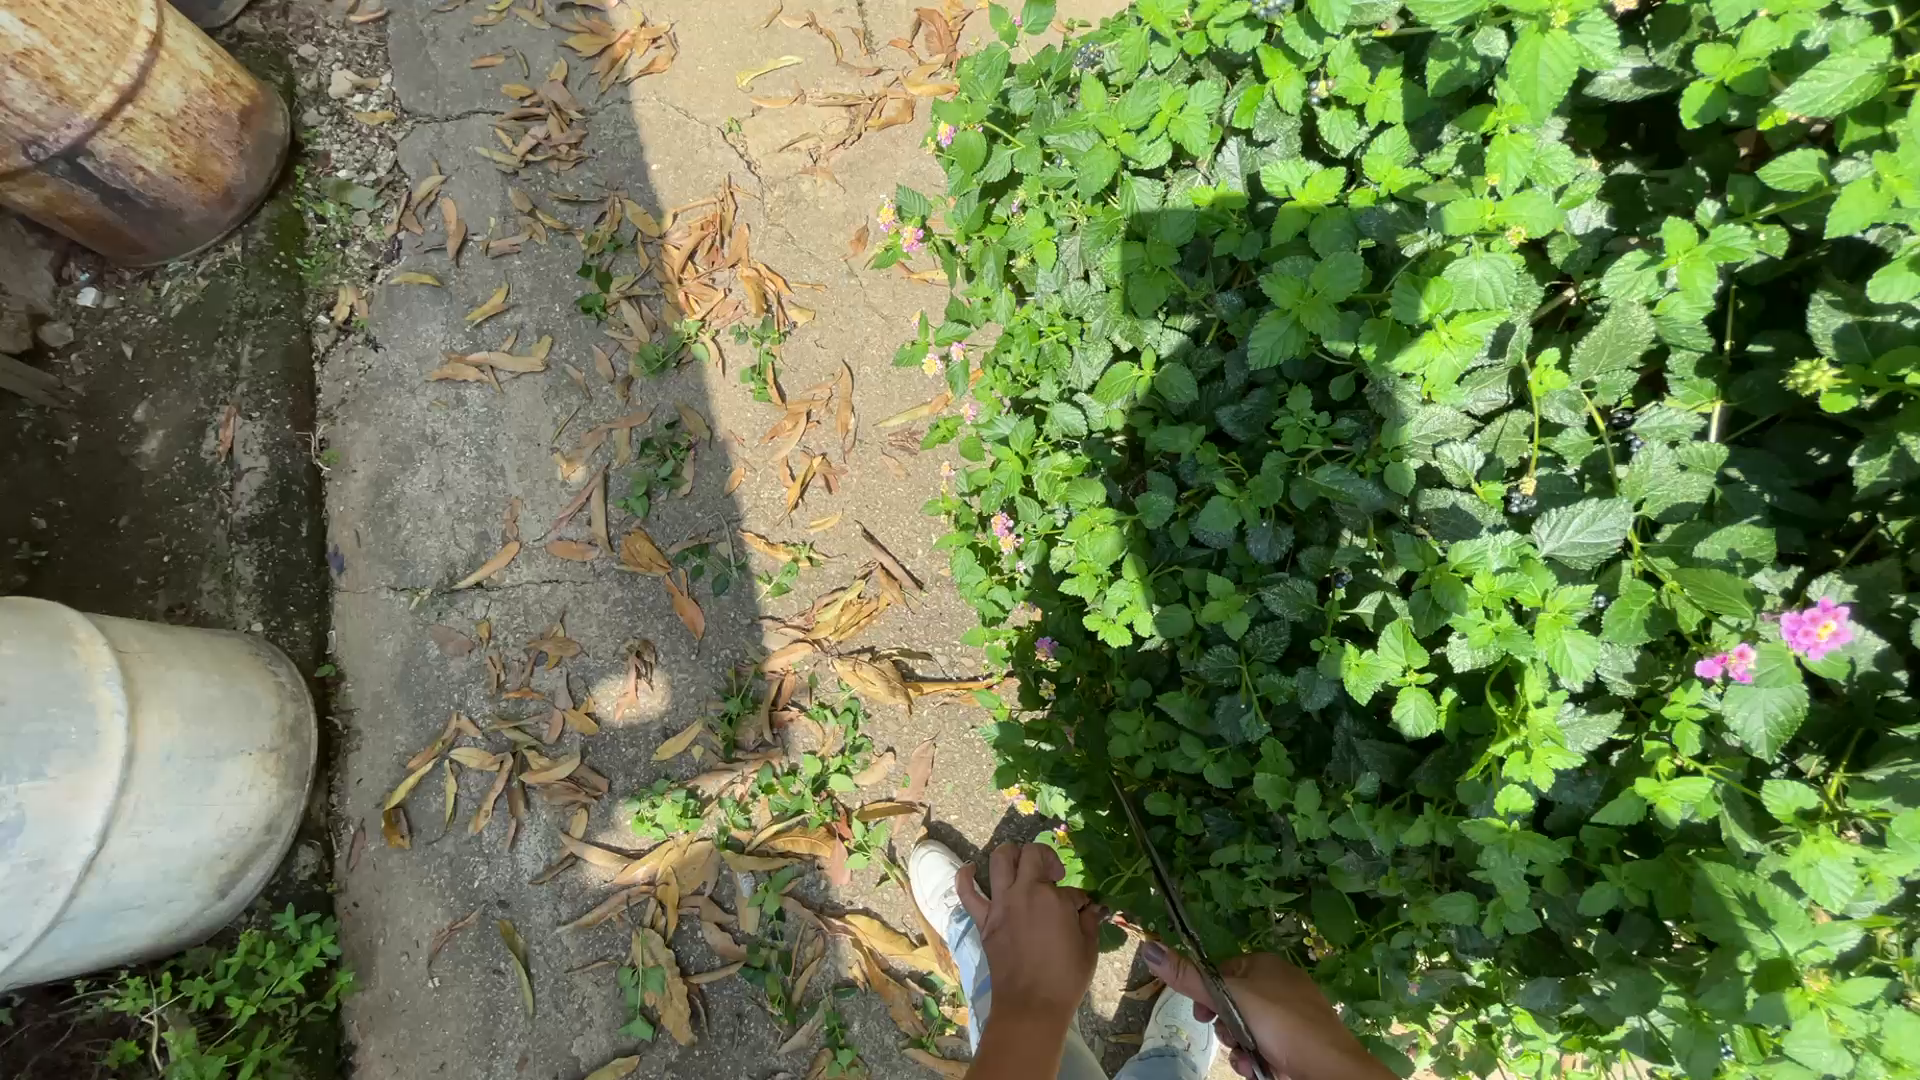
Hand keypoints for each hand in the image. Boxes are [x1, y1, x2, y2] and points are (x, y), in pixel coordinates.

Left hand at [956, 842, 1102, 1023]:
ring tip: (1021, 865)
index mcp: (1054, 898)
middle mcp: (1025, 892)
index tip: (1081, 912)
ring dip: (1012, 854)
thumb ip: (1090, 922)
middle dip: (1046, 857)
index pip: (1070, 889)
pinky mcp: (984, 920)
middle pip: (1032, 853)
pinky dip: (965, 876)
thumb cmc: (1065, 980)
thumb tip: (1092, 908)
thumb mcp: (1088, 949)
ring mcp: (1001, 903)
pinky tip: (970, 868)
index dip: (1078, 899)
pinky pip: (967, 892)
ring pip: (1000, 859)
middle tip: (1054, 877)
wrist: (1031, 1007)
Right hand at [1142, 946, 1395, 1079]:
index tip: (1201, 1014)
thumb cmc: (1279, 1023)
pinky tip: (1257, 1070)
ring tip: (1245, 1059)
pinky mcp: (1300, 1046)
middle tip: (1225, 1037)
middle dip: (1223, 1025)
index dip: (1207, 993)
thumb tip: (1148, 947)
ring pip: (1247, 1028)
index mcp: (1265, 963)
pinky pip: (1266, 1047)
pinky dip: (1257, 1059)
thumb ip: (1188, 976)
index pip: (1223, 972)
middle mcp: (1280, 985)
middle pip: (1233, 1002)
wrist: (1330, 1072)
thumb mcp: (1228, 996)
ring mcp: (1293, 1017)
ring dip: (1238, 1046)